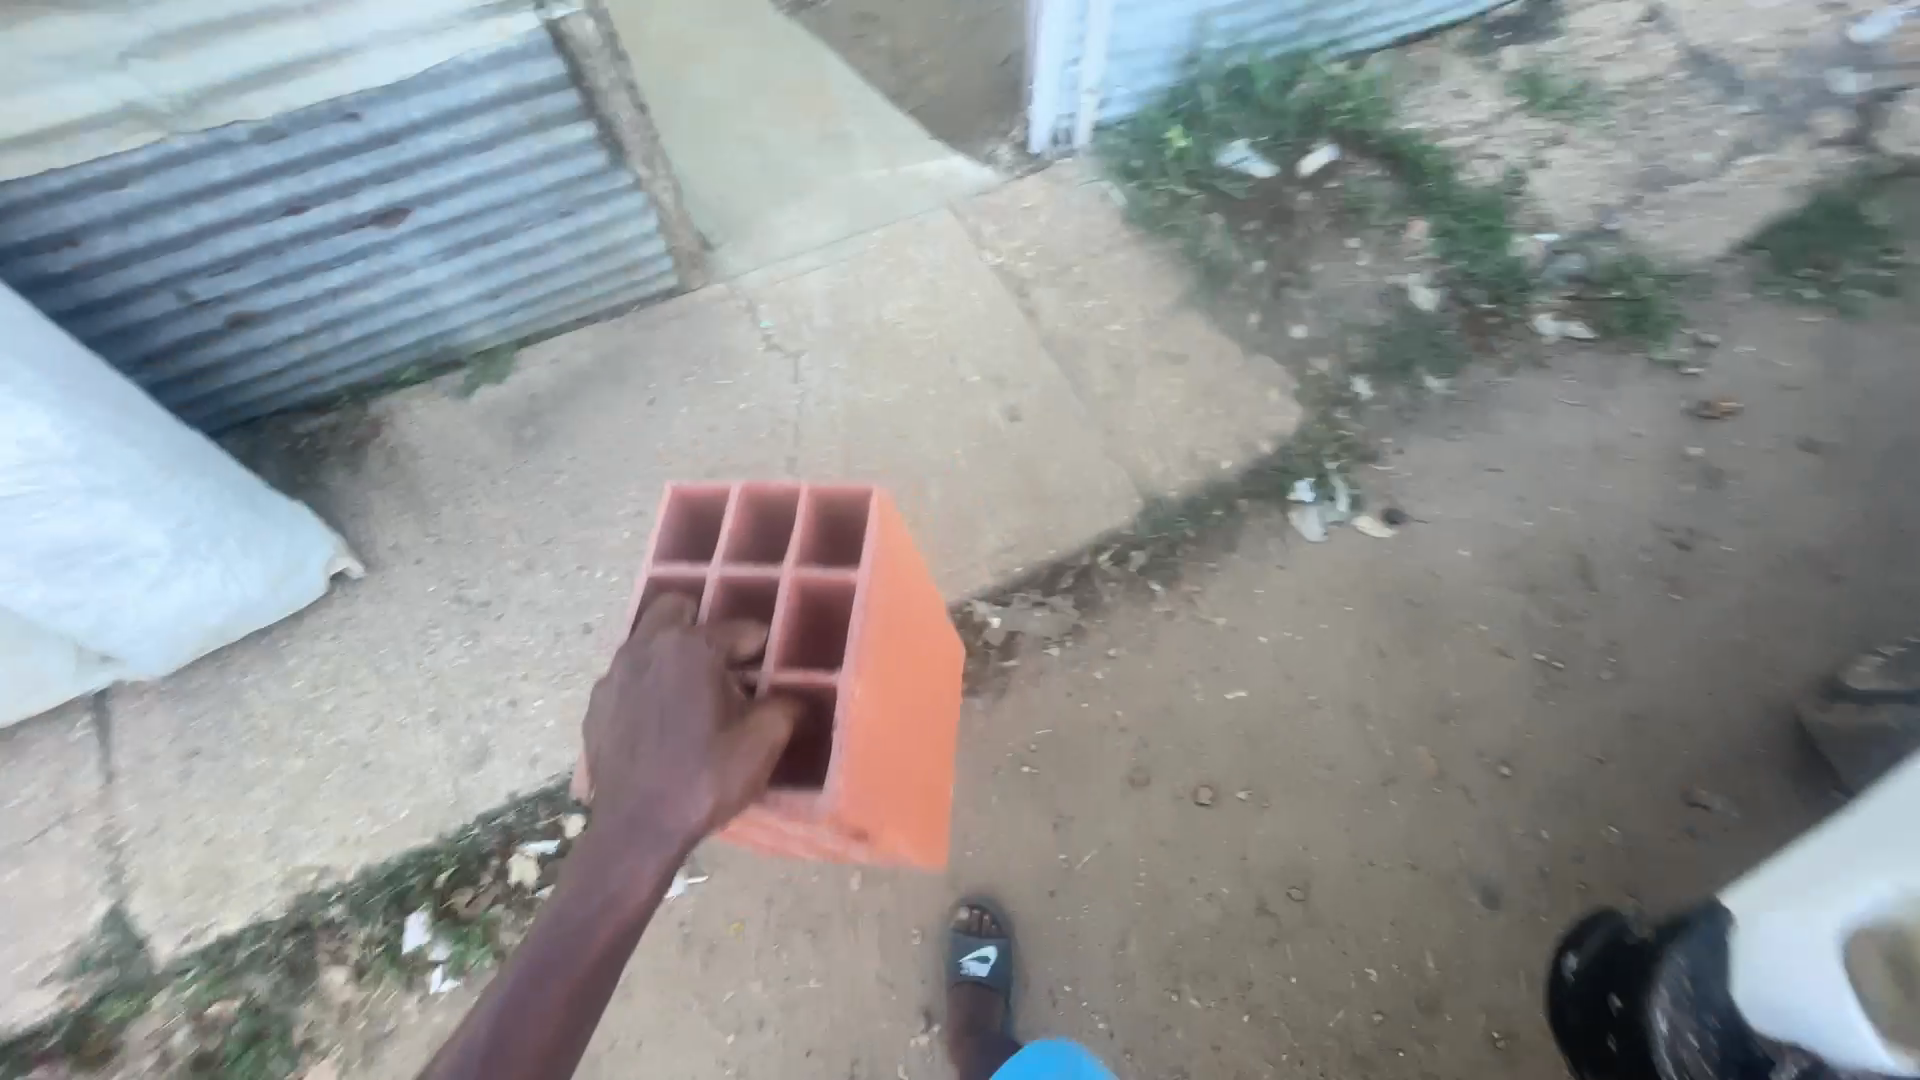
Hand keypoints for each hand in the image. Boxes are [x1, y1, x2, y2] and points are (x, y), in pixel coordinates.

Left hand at [569, 594, 797, 848]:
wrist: (637, 831)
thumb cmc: (706, 779)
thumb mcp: (763, 742)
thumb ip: (786, 707)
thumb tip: (796, 697)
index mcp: (692, 648)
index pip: (741, 629)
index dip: (761, 650)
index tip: (769, 672)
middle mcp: (647, 647)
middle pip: (678, 608)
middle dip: (704, 626)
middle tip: (724, 664)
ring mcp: (614, 675)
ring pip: (647, 639)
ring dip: (672, 652)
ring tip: (692, 692)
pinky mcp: (596, 705)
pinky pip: (628, 675)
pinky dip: (648, 683)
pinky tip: (662, 720)